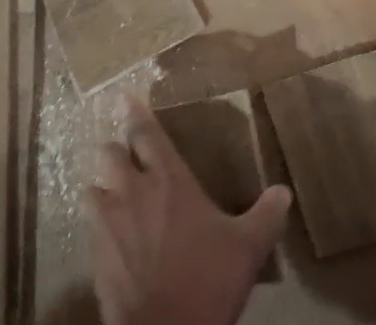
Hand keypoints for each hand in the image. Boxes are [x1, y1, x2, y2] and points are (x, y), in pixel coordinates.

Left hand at [87, 95, 291, 324]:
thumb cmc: (207, 280)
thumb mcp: (248, 248)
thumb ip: (265, 216)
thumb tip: (284, 192)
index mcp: (169, 180)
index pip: (145, 133)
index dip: (133, 112)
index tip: (122, 95)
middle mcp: (132, 191)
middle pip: (109, 153)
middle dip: (115, 151)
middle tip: (125, 156)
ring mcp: (108, 221)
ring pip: (93, 187)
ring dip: (102, 187)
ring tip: (114, 196)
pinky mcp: (94, 252)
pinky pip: (90, 226)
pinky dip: (100, 224)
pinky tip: (112, 235)